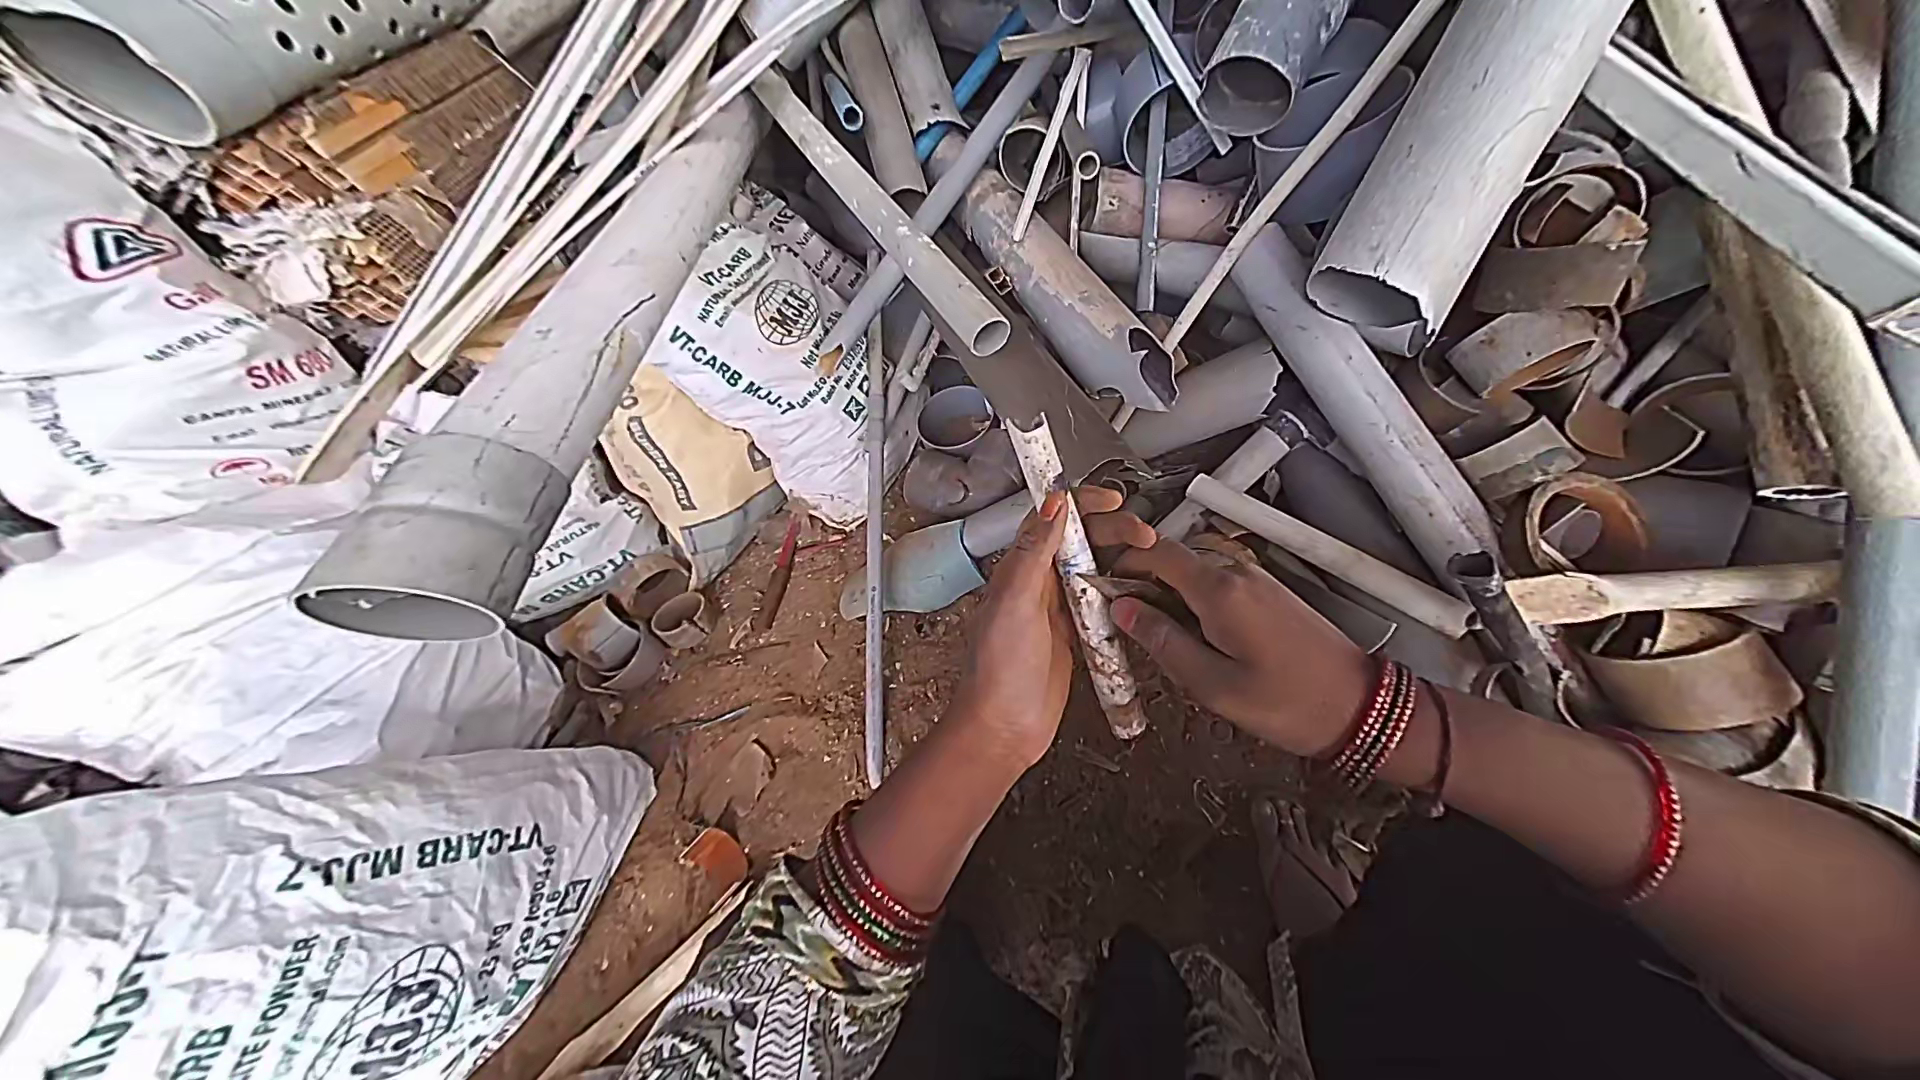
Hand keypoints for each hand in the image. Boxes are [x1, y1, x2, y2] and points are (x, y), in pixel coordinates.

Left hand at [947, 487, 1125, 766]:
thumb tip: (1051, 505)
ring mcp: (1060, 609)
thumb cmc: (997, 671)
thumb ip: (1032, 553)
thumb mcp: (1014, 604)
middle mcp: (1040, 583)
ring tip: (1148, 558)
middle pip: (1081, 541)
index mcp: (1020, 569)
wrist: (1005, 726)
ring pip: (1096, 569)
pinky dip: (1123, 593)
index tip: (1110, 499)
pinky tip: (1141, 592)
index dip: (1081, 503)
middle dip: (1113, 529)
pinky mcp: (1077, 634)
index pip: (1052, 519)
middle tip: (1142, 534)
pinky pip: (1104, 603)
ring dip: (1122, 559)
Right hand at [1082, 505, 1373, 757]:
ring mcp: (1255, 579)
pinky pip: (1216, 580)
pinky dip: (1193, 596)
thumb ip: (1161, 640)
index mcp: (1219, 591)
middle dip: (1142, 580)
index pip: (1155, 552)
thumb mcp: (1211, 684)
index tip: (1103, 586)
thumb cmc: (1289, 703)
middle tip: (1127, 619)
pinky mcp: (1267, 591)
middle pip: (1172, 557)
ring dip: (1167, 590)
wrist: (1362, 709)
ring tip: (1160, 631)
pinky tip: (1193, 632)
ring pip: (1192, 568)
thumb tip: (1123, 610)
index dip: (1122, 562)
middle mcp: (1237, 573)